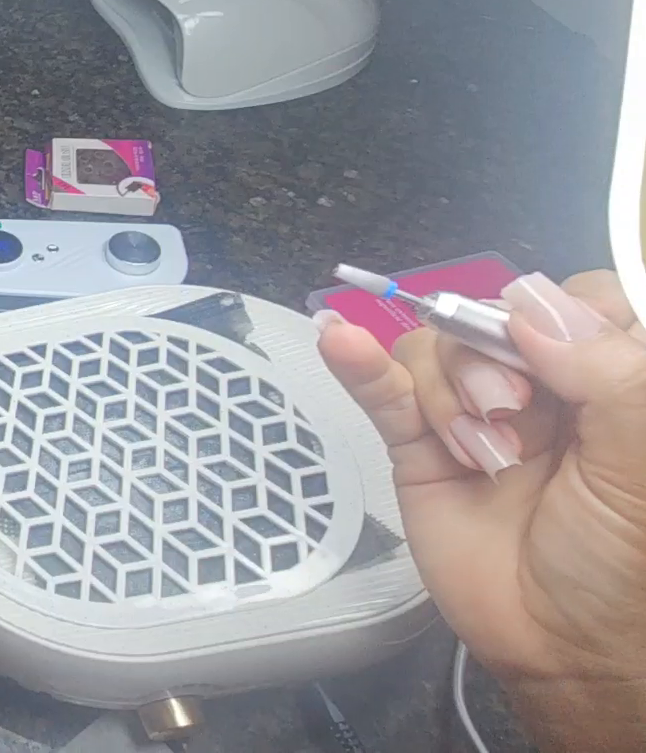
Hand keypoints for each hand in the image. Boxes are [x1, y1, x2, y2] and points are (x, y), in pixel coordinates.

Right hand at [316, 271, 645, 747]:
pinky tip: (338, 341)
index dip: (554, 314)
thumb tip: (532, 308)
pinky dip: (354, 363)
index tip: (547, 351)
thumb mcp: (638, 474)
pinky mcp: (413, 441)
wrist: (563, 647)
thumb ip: (611, 385)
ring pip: (430, 356)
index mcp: (612, 390)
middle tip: (509, 412)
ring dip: (442, 394)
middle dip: (489, 360)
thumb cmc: (629, 564)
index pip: (578, 307)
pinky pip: (375, 389)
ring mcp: (471, 414)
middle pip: (489, 324)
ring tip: (473, 451)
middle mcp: (544, 391)